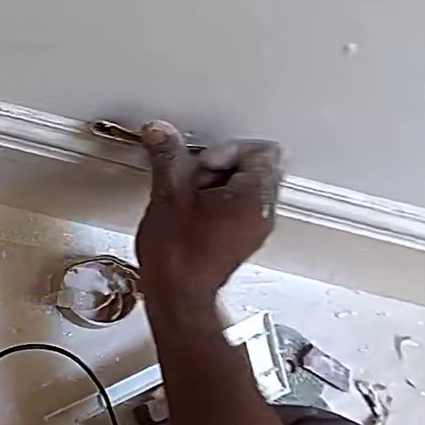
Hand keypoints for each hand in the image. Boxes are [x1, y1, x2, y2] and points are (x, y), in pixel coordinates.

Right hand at [135, 121, 284, 308]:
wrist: (177, 293)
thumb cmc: (176, 253)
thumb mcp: (167, 196)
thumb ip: (167, 157)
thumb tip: (160, 131)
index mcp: (253, 198)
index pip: (260, 152)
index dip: (224, 151)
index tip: (197, 166)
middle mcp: (264, 211)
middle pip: (255, 167)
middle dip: (217, 167)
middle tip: (189, 184)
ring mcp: (256, 226)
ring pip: (244, 187)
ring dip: (214, 185)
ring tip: (186, 202)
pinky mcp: (243, 237)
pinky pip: (237, 206)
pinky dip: (215, 202)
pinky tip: (188, 216)